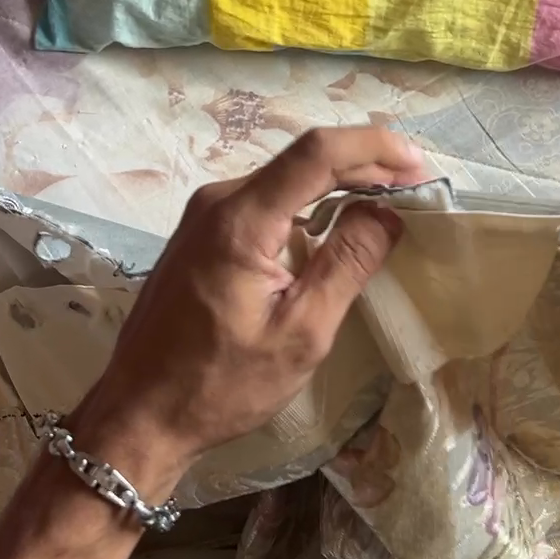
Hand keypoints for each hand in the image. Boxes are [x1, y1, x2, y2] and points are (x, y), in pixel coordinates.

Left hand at [67, 128, 427, 491]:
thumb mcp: (300, 333)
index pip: (316, 153)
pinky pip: (266, 199)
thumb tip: (387, 212)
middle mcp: (218, 200)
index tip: (419, 164)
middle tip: (416, 185)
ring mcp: (205, 213)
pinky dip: (308, 202)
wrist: (140, 411)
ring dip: (337, 182)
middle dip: (363, 164)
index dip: (373, 147)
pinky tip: (335, 219)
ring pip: (285, 177)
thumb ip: (346, 264)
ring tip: (387, 198)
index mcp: (240, 220)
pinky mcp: (202, 231)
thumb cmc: (220, 384)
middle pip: (302, 159)